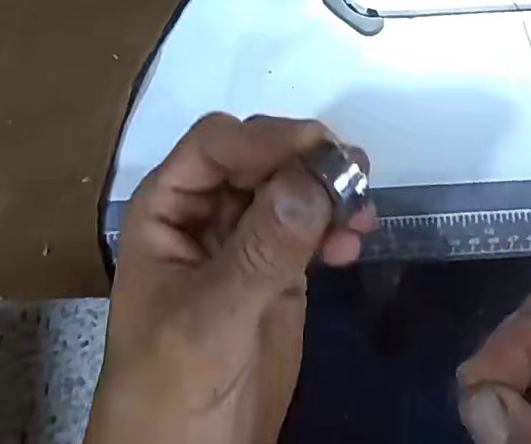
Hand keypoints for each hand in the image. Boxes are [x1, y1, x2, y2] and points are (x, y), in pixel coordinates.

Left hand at [85, 113, 374, 443]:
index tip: (318, 146)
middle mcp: (209, 209)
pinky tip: (352, 247)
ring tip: (362, 211)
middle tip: (353, 174)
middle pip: (261, 155)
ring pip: (293, 183)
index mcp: (169, 206)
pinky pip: (314, 223)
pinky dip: (337, 225)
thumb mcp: (208, 322)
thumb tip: (310, 180)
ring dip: (330, 188)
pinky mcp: (281, 264)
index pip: (215, 145)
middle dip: (306, 159)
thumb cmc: (168, 393)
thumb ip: (259, 252)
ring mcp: (248, 235)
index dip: (263, 138)